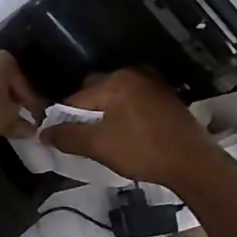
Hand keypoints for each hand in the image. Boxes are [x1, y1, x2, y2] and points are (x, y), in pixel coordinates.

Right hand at [41, 68, 215, 183]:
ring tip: (104, 136)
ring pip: (114, 94)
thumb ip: (67, 136)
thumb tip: (44, 132)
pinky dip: (123, 110)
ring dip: (104, 111)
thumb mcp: (98, 146)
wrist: (192, 162)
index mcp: (114, 82)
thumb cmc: (142, 152)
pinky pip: (132, 98)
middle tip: (84, 137)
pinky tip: (125, 130)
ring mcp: (151, 82)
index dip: (62, 120)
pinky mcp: (164, 95)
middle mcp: (132, 74)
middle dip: (84, 112)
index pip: (74, 98)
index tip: (59, 139)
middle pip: (94, 91)